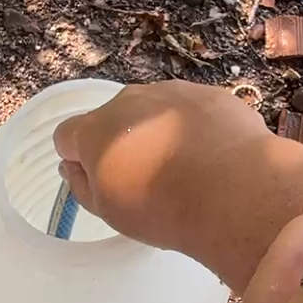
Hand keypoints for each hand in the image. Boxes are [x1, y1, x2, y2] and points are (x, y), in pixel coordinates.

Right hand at [53, 80, 271, 252]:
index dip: (80, 158)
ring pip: (157, 110)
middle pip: (115, 119)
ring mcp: (174, 91)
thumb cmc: (162, 208)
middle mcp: (130, 100)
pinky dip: (199, 128)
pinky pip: (196, 110)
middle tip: (148, 179)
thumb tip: (75, 167)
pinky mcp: (213, 94)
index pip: (68, 135)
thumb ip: (83, 185)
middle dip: (124, 142)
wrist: (233, 192)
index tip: (100, 179)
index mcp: (95, 129)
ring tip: (188, 169)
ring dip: (161, 131)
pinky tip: (216, 157)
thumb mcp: (108, 211)